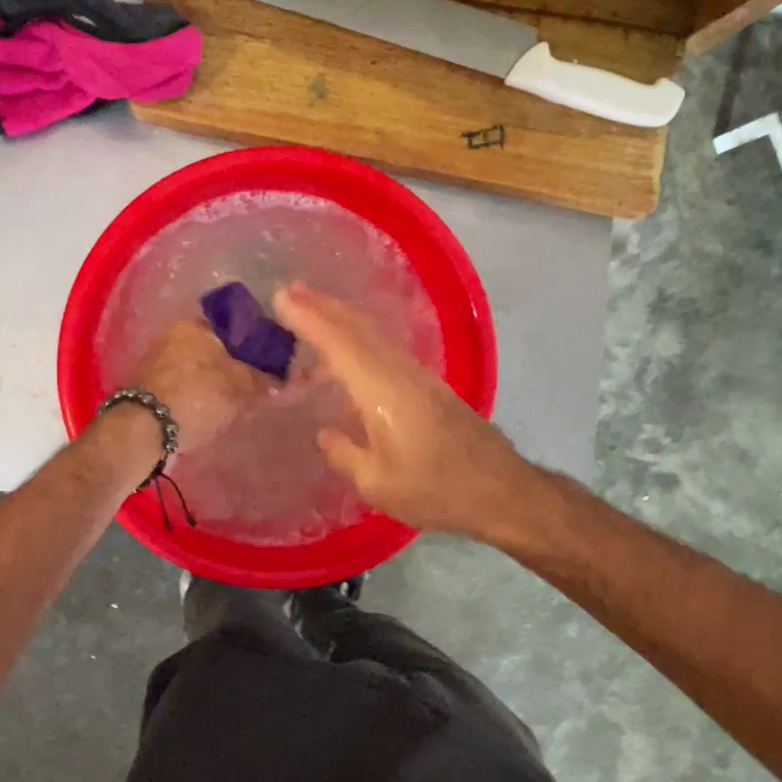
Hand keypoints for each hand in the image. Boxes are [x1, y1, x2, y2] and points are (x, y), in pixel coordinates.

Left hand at [128, 319, 269, 451]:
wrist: (144, 431)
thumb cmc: (197, 397)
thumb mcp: (241, 387)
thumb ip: (266, 381)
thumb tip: (288, 381)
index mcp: (194, 325)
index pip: (235, 329)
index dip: (256, 349)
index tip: (271, 369)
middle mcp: (172, 337)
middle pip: (217, 353)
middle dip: (236, 372)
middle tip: (256, 393)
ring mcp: (158, 364)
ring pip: (201, 373)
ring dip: (217, 389)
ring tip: (235, 410)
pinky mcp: (150, 390)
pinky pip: (185, 391)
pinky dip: (198, 402)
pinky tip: (211, 417)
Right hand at [273, 282, 531, 536]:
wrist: (501, 490)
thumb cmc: (436, 490)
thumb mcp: (377, 483)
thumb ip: (345, 454)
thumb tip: (325, 433)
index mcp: (382, 391)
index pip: (338, 343)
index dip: (309, 318)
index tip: (281, 298)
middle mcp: (400, 373)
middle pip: (358, 328)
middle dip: (323, 306)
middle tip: (289, 291)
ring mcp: (418, 377)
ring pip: (373, 335)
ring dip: (341, 318)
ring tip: (310, 310)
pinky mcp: (428, 387)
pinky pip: (384, 350)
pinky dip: (358, 339)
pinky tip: (346, 353)